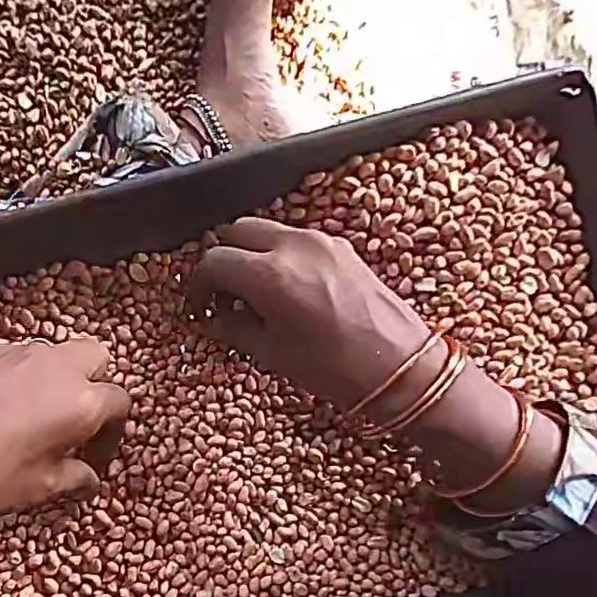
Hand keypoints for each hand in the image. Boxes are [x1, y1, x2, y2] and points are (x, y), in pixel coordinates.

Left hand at [0, 339, 131, 528]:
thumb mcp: (34, 488)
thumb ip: (72, 476)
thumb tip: (87, 476)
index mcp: (78, 401)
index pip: (119, 401)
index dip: (112, 430)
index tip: (94, 455)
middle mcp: (51, 366)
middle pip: (95, 357)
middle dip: (94, 385)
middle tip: (74, 422)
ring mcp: (11, 352)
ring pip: (53, 352)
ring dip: (56, 378)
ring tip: (33, 417)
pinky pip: (14, 355)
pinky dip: (20, 375)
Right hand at [182, 217, 430, 408]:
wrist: (398, 365)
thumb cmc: (332, 367)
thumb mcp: (273, 353)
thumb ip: (235, 328)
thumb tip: (215, 318)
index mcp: (269, 275)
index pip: (214, 260)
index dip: (199, 283)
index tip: (199, 304)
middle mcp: (292, 245)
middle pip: (237, 230)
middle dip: (222, 258)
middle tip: (221, 292)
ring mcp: (319, 241)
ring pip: (266, 229)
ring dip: (249, 252)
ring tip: (250, 290)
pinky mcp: (339, 245)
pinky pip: (294, 238)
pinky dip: (277, 253)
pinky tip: (282, 286)